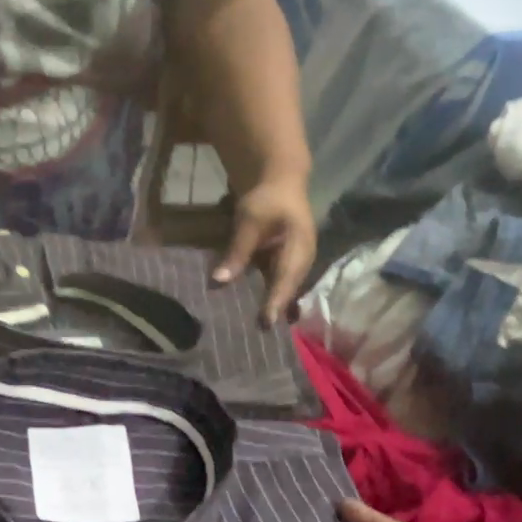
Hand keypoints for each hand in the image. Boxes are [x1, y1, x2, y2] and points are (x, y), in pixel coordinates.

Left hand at [213, 172, 316, 325]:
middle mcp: (301, 262)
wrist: (278, 182)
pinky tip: (254, 320)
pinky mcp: (283, 268)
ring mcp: (293, 266)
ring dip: (272, 312)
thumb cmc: (266, 199)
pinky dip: (267, 303)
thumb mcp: (250, 221)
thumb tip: (219, 282)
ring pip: (283, 293)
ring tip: (257, 337)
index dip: (276, 303)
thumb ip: (237, 251)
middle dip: (275, 314)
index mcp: (299, 249)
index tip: (265, 325)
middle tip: (259, 340)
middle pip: (289, 293)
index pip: (286, 281)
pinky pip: (276, 289)